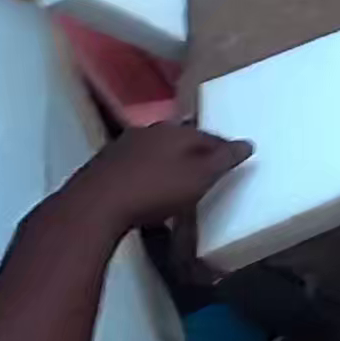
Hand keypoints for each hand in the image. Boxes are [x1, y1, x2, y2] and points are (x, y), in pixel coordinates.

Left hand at [59, 123, 253, 230]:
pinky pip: (137, 164)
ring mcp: (122, 146)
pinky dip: (149, 172)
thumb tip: (248, 143)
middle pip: (182, 140)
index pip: (212, 136)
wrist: (91, 209)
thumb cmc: (156, 189)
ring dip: (171, 162)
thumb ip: (226, 159)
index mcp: (176, 131)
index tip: (234, 163)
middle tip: (208, 171)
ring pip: (158, 150)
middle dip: (197, 153)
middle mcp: (149, 131)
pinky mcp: (102, 165)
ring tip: (180, 181)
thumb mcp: (202, 176)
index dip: (226, 150)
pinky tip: (150, 188)